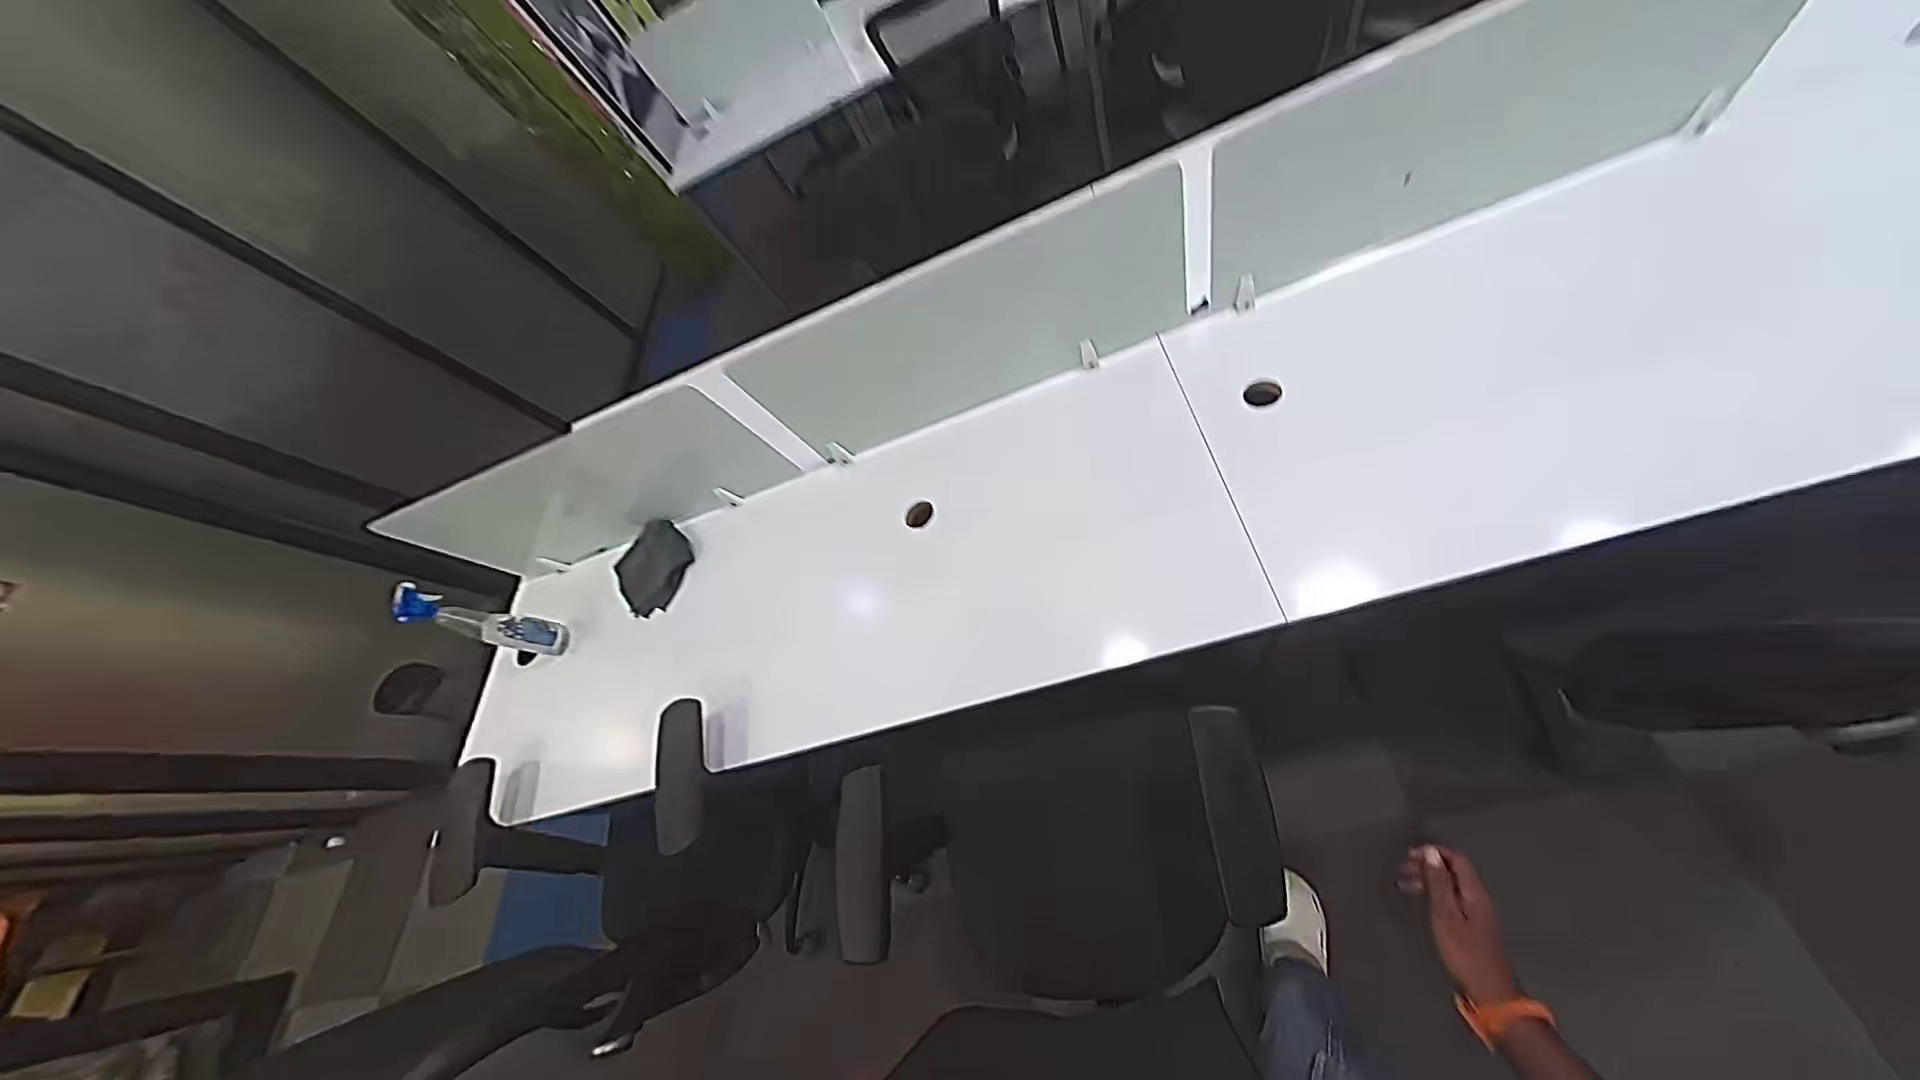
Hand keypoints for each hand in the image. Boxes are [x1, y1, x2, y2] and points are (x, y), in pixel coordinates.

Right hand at [1398, 844, 1517, 1004]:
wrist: (1491, 992)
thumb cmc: (1465, 952)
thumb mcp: (1446, 915)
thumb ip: (1439, 883)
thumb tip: (1431, 853)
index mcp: (1475, 893)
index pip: (1457, 859)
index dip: (1434, 852)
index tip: (1410, 855)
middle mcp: (1479, 899)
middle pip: (1454, 870)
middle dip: (1428, 865)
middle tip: (1403, 869)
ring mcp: (1479, 912)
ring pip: (1451, 884)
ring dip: (1428, 879)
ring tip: (1405, 883)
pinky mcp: (1474, 925)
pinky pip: (1453, 898)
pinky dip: (1435, 893)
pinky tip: (1422, 900)